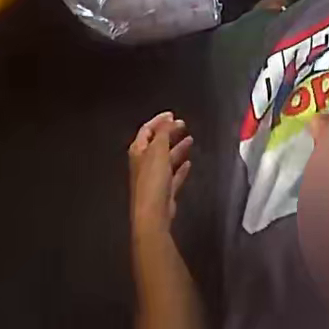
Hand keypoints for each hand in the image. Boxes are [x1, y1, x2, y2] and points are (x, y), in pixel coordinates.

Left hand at [129, 112, 192, 240]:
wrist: (153, 214)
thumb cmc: (153, 179)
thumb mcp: (158, 150)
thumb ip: (163, 133)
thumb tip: (168, 120)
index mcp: (138, 151)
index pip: (147, 130)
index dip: (159, 121)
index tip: (173, 115)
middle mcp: (143, 163)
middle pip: (157, 143)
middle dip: (169, 133)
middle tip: (183, 125)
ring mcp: (153, 179)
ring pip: (166, 159)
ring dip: (177, 148)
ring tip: (190, 140)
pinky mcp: (163, 192)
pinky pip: (173, 175)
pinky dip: (180, 168)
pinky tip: (189, 163)